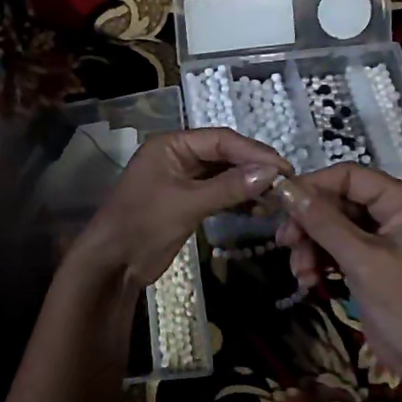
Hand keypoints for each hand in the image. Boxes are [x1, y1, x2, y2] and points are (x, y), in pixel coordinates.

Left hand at [73, 127, 290, 287]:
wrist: (113, 262)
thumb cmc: (143, 224)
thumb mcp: (188, 203)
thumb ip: (229, 187)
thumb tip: (272, 173)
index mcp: (170, 145)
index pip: (220, 140)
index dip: (254, 152)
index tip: (285, 168)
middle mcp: (177, 156)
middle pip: (224, 155)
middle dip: (254, 168)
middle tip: (288, 184)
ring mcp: (181, 180)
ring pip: (223, 176)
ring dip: (249, 185)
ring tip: (278, 199)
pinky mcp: (186, 202)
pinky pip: (218, 194)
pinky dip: (237, 200)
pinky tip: (259, 210)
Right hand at [272, 165, 401, 377]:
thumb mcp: (361, 260)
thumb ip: (323, 222)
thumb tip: (285, 189)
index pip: (351, 176)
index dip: (312, 186)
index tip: (278, 204)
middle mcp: (399, 214)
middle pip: (340, 201)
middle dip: (309, 222)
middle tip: (283, 243)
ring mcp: (388, 240)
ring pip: (335, 226)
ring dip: (311, 245)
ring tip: (298, 271)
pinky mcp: (377, 263)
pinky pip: (341, 249)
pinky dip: (322, 260)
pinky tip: (308, 280)